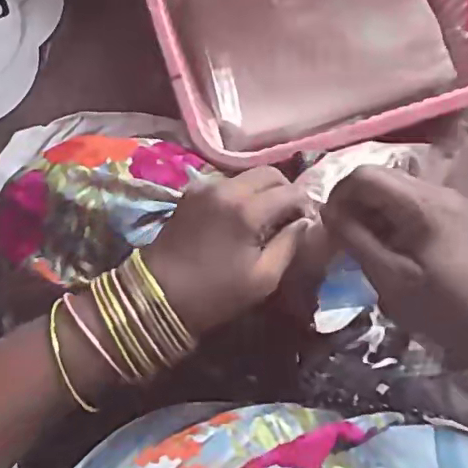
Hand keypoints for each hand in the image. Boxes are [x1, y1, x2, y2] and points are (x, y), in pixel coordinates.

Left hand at [143, 167, 315, 336]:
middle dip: (285, 190)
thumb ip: (289, 244)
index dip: (306, 205)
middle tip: (290, 215)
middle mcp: (225, 187)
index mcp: (246, 209)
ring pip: (247, 174)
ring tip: (267, 216)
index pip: (290, 192)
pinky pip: (226, 182)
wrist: (158, 294)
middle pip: (269, 173)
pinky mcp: (191, 192)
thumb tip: (305, 223)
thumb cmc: (214, 293)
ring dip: (263, 190)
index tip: (309, 222)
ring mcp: (205, 186)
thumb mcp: (263, 278)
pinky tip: (243, 215)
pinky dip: (241, 192)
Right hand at [321, 166, 467, 367]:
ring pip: (389, 187)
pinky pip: (404, 200)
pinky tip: (383, 242)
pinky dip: (385, 215)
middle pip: (377, 176)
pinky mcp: (448, 211)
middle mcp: (436, 190)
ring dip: (367, 210)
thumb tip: (326, 212)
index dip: (338, 196)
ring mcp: (445, 198)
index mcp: (422, 204)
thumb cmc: (439, 306)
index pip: (364, 175)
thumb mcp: (388, 276)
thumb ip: (353, 238)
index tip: (330, 227)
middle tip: (342, 236)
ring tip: (362, 243)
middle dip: (352, 203)